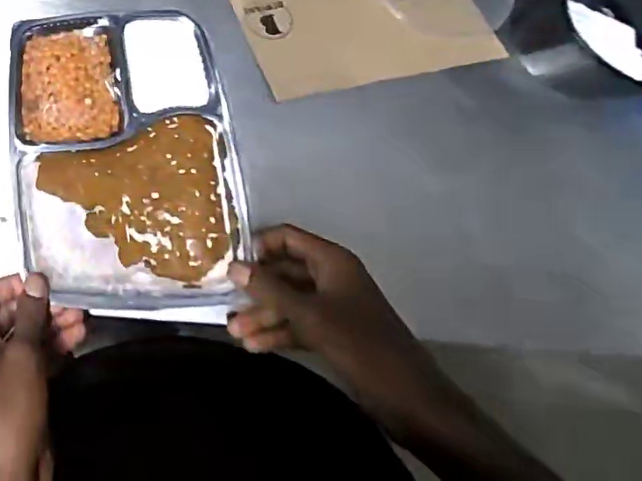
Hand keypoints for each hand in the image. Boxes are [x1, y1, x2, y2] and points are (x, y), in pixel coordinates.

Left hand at [0, 273, 86, 480]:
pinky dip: (54, 345)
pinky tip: (78, 337)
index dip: (15, 284)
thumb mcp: (24, 353)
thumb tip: (36, 277)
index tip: (43, 281)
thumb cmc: (12, 403)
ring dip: (53, 325)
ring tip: (82, 318)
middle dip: (42, 307)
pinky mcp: (21, 383)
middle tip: (72, 302)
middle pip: (13, 313)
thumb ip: (32, 313)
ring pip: (28, 334)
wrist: (16, 465)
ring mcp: (3, 366)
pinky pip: (36, 354)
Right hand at [228, 225, 562, 480]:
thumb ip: (269, 289)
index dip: (259, 245)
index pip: (287, 237)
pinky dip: (278, 332)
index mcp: (332, 262)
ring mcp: (334, 308)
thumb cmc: (362, 346)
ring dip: (262, 315)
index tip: (232, 260)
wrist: (415, 403)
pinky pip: (299, 324)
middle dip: (255, 288)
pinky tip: (255, 346)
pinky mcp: (336, 335)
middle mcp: (331, 278)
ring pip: (289, 301)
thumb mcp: (310, 315)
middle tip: (226, 301)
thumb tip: (233, 266)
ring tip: (235, 331)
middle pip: (284, 272)